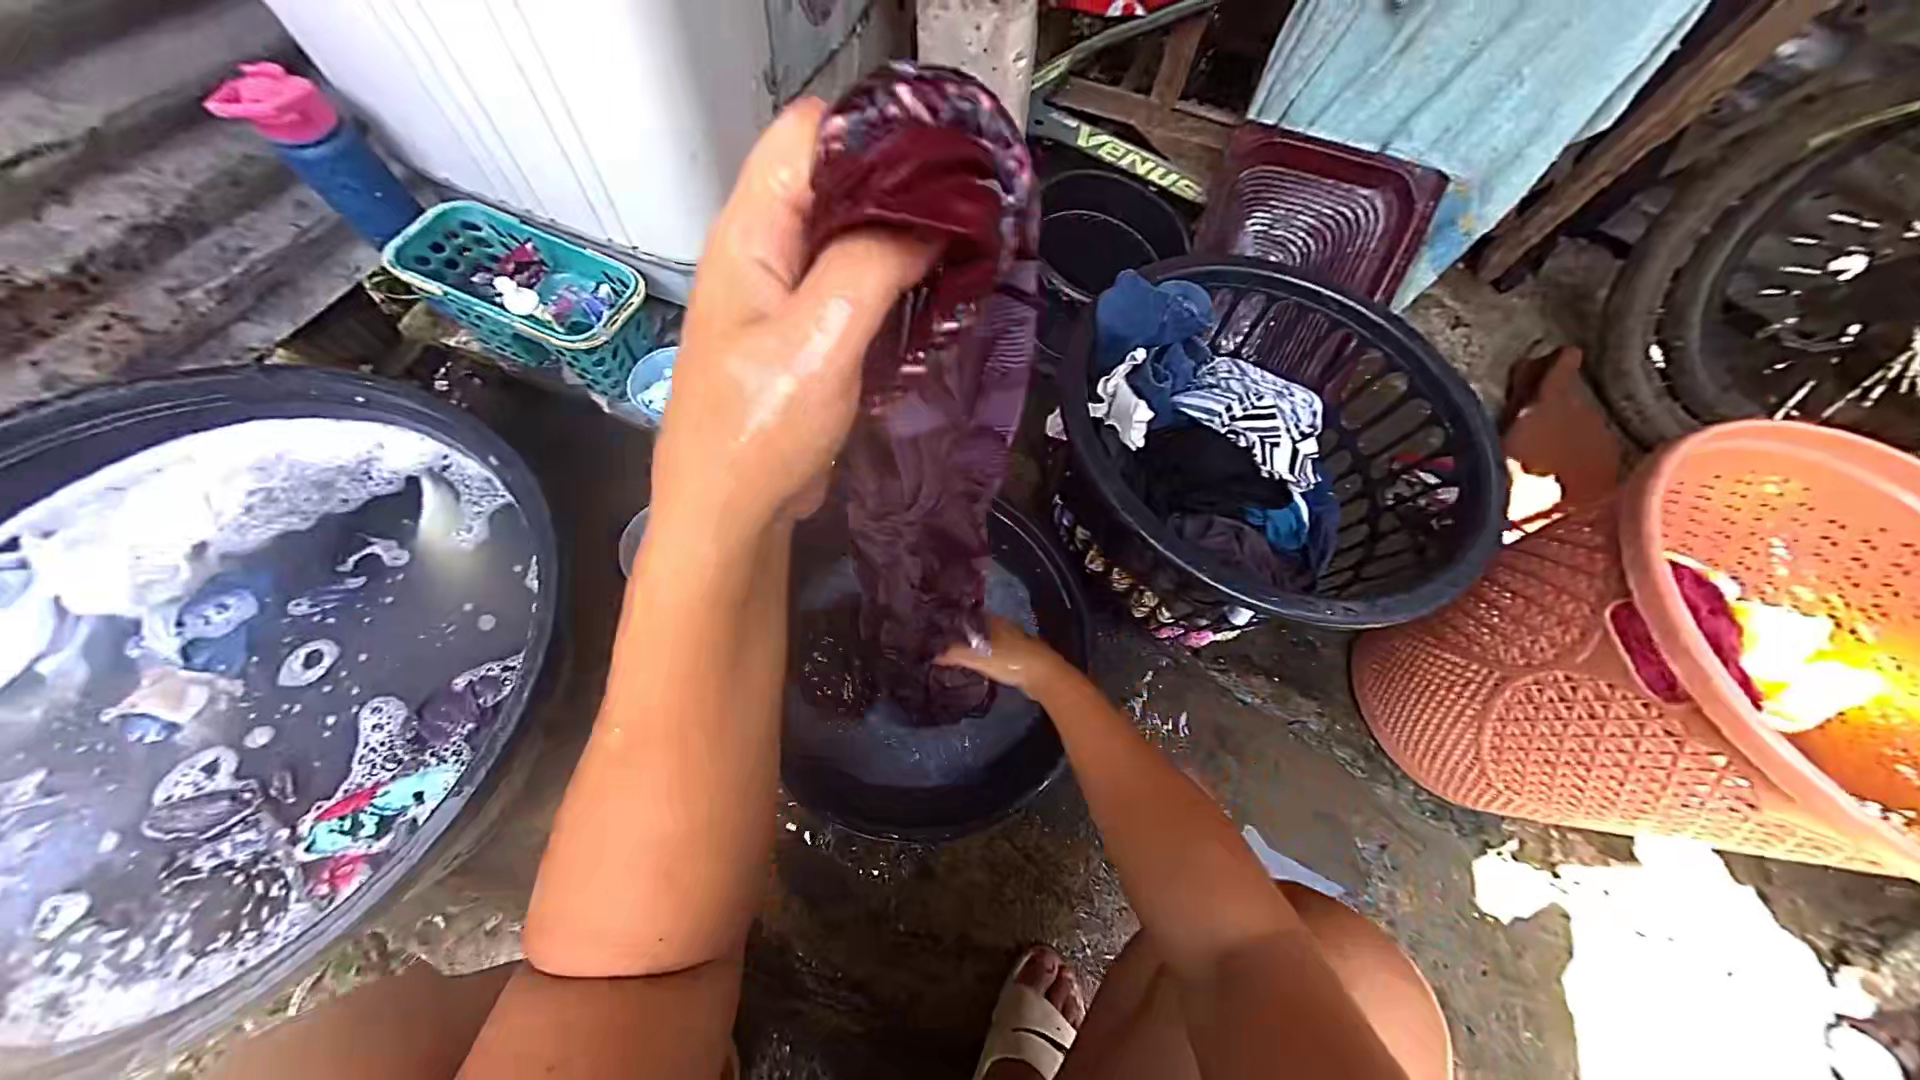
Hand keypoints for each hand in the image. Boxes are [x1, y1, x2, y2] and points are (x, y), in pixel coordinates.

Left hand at [649, 98, 939, 531]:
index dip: (876, 132)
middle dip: (902, 188)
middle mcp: (764, 251)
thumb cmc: (758, 432)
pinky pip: (854, 286)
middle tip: (970, 211)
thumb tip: (931, 219)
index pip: (809, 133)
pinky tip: (931, 295)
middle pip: (836, 181)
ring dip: (902, 239)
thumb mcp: (819, 341)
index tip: (945, 163)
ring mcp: (785, 294)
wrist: (734, 512)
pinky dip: (893, 284)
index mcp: (751, 233)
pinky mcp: (806, 333)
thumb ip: (871, 266)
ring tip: (962, 250)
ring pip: (850, 236)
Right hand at [936, 616, 1070, 692]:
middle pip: (980, 628)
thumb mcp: (978, 657)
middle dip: (965, 635)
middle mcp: (1004, 626)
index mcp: (994, 620)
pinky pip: (999, 652)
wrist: (1043, 675)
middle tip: (946, 644)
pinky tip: (982, 664)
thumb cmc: (1010, 660)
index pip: (970, 616)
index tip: (941, 629)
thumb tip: (934, 654)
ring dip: (978, 646)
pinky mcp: (1021, 655)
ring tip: (960, 654)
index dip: (956, 622)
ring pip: (990, 640)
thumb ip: (955, 654)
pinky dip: (989, 656)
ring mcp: (1015, 640)